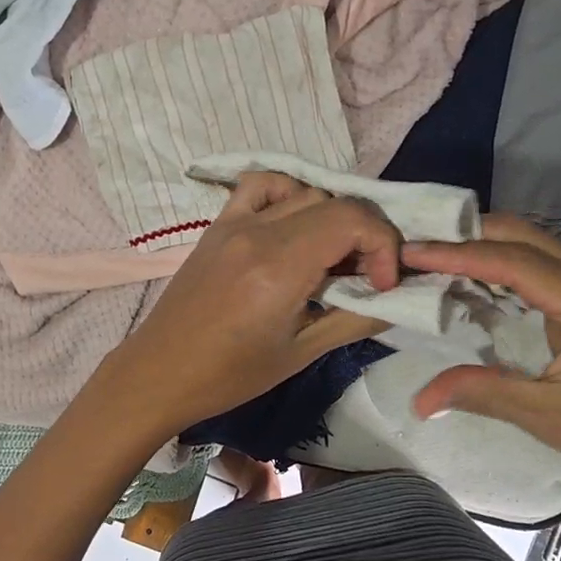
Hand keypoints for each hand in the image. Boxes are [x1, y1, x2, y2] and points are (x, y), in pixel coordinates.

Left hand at [95, 173, 398, 434]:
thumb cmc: (230, 374)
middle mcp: (258, 231)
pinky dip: (287, 193)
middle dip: (364, 234)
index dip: (383, 245)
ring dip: (330, 217)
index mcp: (280, 265)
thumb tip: (399, 300)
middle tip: (363, 277)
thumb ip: (356, 319)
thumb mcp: (302, 353)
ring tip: (330, 257)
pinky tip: (293, 224)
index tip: (382, 284)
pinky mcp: (217, 224)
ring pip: (302, 191)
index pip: (352, 219)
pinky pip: (259, 185)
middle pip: (334, 201)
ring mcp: (233, 222)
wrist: (160, 372)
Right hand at [401, 215, 560, 484]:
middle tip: (413, 247)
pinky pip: (533, 255)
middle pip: (524, 236)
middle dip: (465, 236)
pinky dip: (493, 256)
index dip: (463, 254)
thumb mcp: (545, 416)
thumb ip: (482, 393)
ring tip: (430, 256)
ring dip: (478, 241)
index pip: (520, 264)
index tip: (414, 253)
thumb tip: (419, 400)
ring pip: (528, 238)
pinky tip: (463, 271)